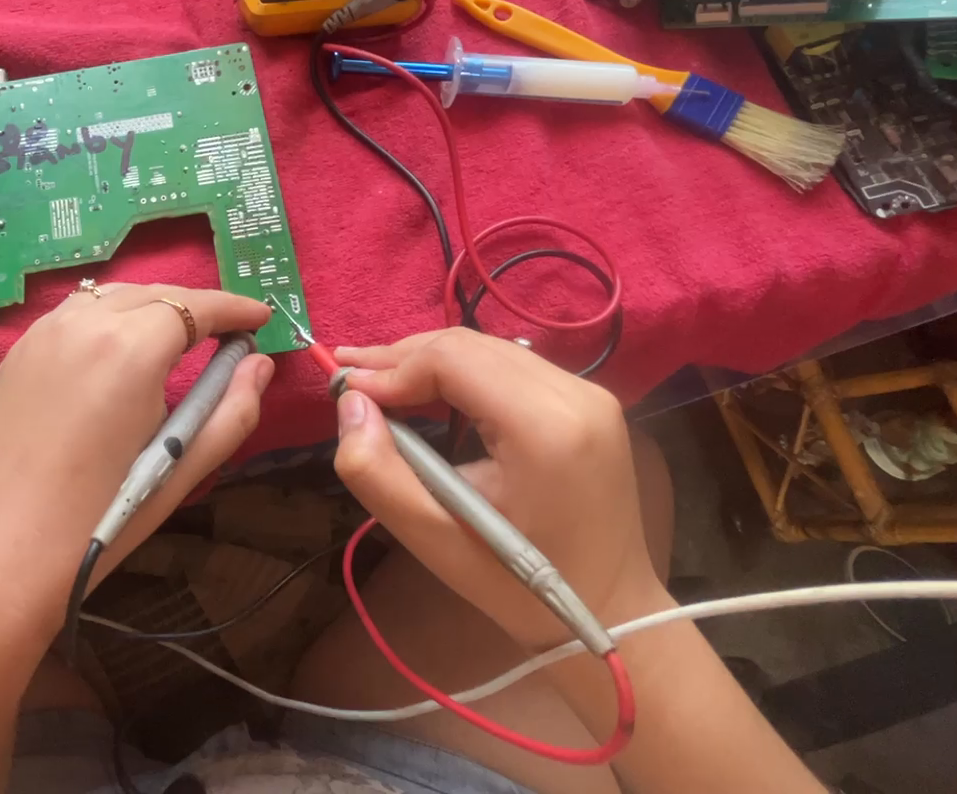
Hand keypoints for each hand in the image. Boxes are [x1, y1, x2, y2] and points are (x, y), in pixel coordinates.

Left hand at [0, 283, 273, 641]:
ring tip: (173, 338)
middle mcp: (82, 324)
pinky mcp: (15, 353)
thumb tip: (258, 364)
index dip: (232, 307)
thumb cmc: (99, 520)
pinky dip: (106, 318)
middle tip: (225, 332)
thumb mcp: (179, 469)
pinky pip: (72, 315)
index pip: (194, 306)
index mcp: (128, 349)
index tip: (260, 316)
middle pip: (153, 294)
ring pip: (109, 298)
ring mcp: (40, 333)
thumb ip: (230, 410)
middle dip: (194, 307)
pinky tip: (115, 350)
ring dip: (149, 307)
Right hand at [332, 329, 665, 649]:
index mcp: (544, 428)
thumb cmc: (517, 586)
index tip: (344, 391)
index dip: (389, 368)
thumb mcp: (435, 541)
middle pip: (466, 345)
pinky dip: (456, 368)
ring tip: (372, 375)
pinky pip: (505, 363)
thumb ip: (378, 473)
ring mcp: (588, 392)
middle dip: (398, 357)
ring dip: (424, 359)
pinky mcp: (587, 398)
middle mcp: (574, 394)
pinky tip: (422, 383)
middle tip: (344, 372)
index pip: (450, 359)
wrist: (611, 610)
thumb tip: (350, 403)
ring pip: (483, 347)